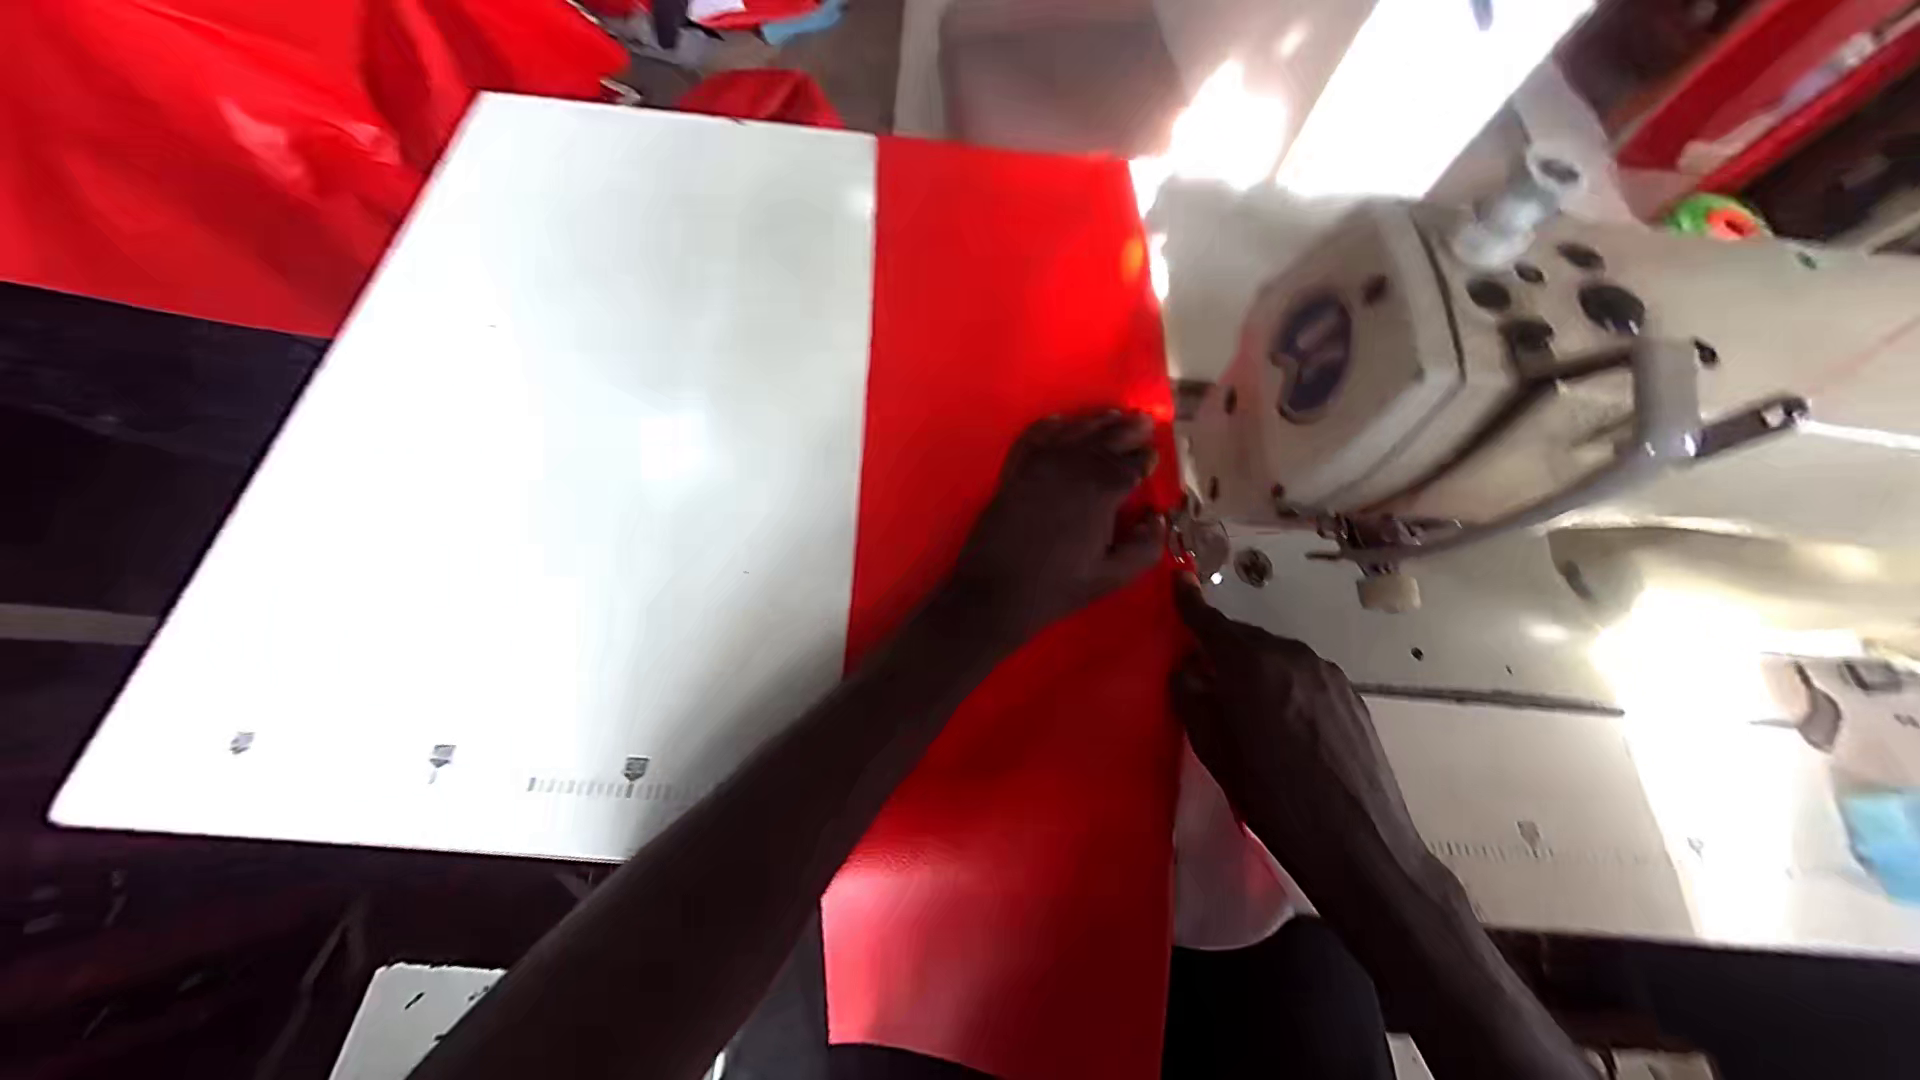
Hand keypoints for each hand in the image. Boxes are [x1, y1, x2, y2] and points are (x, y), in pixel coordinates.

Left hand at [941, 410, 1165, 644]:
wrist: (995, 591)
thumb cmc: (1057, 587)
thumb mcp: (1111, 576)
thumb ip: (1145, 546)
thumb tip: (1158, 517)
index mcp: (1101, 490)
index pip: (1131, 464)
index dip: (1145, 459)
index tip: (1152, 456)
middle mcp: (1072, 466)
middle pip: (1106, 439)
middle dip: (1128, 430)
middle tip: (1144, 421)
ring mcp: (1038, 464)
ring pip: (1073, 431)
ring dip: (1096, 422)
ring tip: (1114, 416)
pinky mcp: (1014, 471)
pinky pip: (1034, 436)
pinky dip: (1050, 425)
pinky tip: (1061, 420)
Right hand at [1170, 577, 1428, 895]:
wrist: (1360, 844)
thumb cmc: (1272, 798)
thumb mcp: (1214, 751)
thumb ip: (1193, 699)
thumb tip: (1189, 669)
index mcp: (1250, 666)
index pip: (1210, 621)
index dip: (1190, 600)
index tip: (1179, 576)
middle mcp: (1290, 655)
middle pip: (1243, 638)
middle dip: (1220, 649)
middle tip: (1204, 676)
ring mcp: (1325, 672)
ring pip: (1274, 655)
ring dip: (1253, 668)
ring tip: (1246, 706)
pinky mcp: (1349, 693)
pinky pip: (1301, 673)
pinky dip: (1282, 682)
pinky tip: (1283, 720)